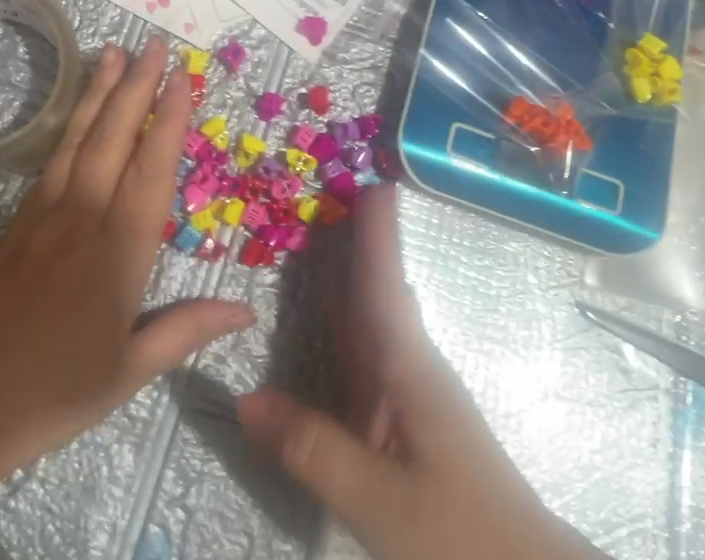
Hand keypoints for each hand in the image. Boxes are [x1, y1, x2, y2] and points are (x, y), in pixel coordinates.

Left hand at [0, 37, 255, 518]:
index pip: (151, 169)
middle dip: (135, 87)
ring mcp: (38, 221)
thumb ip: (185, 330)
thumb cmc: (47, 394)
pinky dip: (66, 134)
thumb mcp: (126, 373)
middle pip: (112, 139)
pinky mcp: (9, 232)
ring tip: (111, 55)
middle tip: (153, 43)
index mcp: (118, 252)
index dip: (170, 120)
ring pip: (74, 143)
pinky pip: (47, 168)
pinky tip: (72, 126)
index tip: (183, 77)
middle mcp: (81, 220)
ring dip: (96, 97)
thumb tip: (247, 311)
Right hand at [236, 187, 603, 559]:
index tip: (371, 179)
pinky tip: (330, 316)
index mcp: (408, 371)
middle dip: (358, 241)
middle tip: (328, 191)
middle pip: (377, 290)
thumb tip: (244, 399)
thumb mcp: (378, 499)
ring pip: (374, 319)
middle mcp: (411, 369)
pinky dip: (346, 322)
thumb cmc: (460, 532)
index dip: (376, 233)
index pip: (383, 285)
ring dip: (350, 275)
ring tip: (321, 233)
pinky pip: (368, 354)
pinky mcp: (406, 420)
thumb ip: (311, 448)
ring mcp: (411, 395)